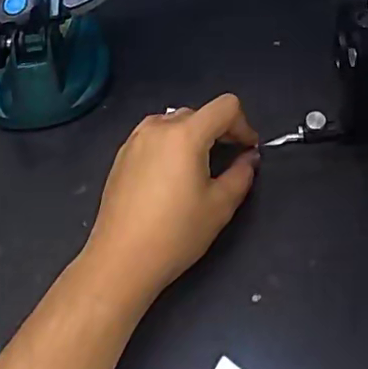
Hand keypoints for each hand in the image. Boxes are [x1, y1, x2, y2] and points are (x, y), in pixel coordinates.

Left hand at [79, 93, 260, 304]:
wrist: (119, 263)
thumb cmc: (174, 234)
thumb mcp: (219, 207)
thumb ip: (241, 174)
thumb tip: (248, 158)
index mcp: (186, 134)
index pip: (226, 106)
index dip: (243, 125)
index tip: (247, 150)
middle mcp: (159, 126)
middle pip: (200, 113)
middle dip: (219, 132)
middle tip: (227, 162)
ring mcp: (136, 139)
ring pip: (176, 122)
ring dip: (194, 136)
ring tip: (197, 169)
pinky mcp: (121, 154)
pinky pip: (155, 136)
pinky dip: (170, 145)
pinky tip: (168, 179)